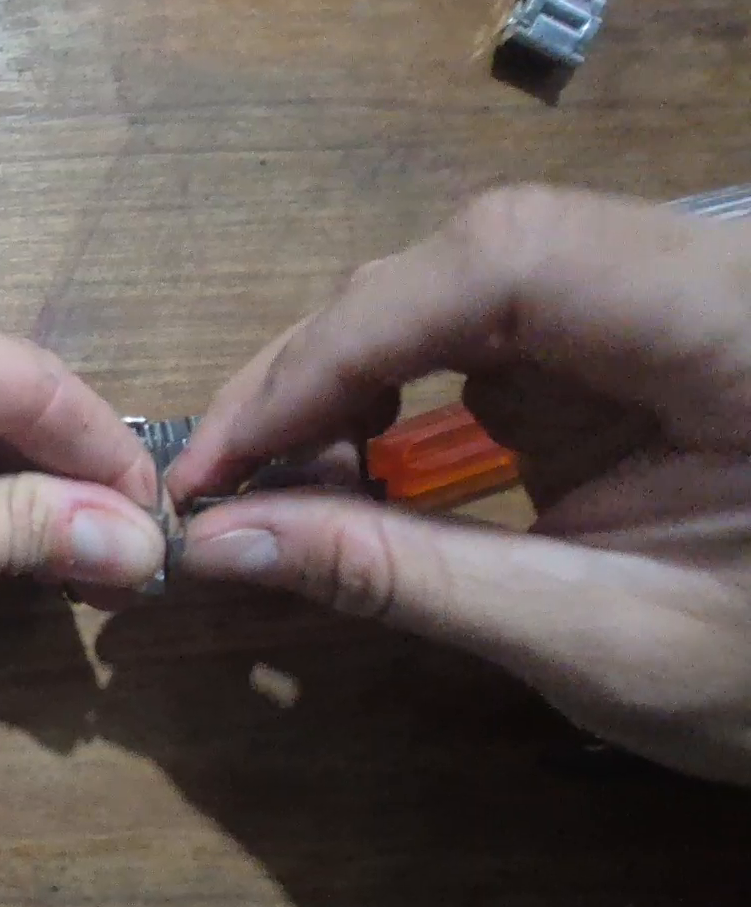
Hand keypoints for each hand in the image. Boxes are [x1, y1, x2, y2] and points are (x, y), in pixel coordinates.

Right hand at [169, 187, 750, 783]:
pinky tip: (337, 462)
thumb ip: (394, 577)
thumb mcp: (593, 642)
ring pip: (429, 297)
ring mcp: (641, 312)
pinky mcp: (598, 352)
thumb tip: (210, 544)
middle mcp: (695, 286)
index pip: (507, 264)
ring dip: (321, 385)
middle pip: (445, 269)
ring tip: (269, 477)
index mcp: (744, 336)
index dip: (345, 344)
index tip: (239, 452)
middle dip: (306, 373)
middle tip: (216, 476)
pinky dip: (362, 401)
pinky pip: (445, 343)